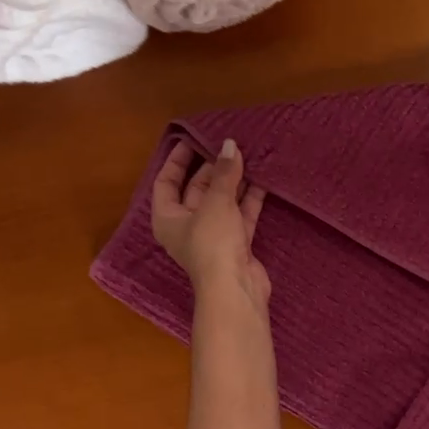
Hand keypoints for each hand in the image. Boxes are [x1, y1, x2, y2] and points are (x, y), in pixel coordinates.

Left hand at [152, 138, 269, 303]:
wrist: (235, 288)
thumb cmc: (213, 243)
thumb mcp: (216, 203)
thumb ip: (224, 173)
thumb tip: (231, 145)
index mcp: (168, 217)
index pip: (167, 181)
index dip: (178, 159)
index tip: (192, 139)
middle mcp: (187, 226)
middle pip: (197, 190)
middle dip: (213, 168)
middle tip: (229, 145)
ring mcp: (213, 236)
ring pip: (223, 202)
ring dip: (234, 182)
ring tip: (249, 157)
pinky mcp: (236, 244)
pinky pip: (241, 216)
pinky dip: (249, 200)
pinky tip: (262, 181)